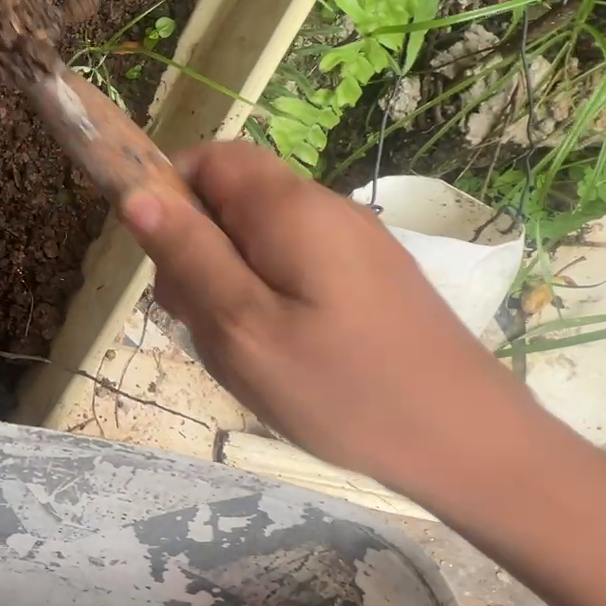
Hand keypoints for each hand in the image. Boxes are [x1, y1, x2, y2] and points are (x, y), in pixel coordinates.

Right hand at [120, 142, 535, 482]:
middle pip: (229, 200)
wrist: (468, 448)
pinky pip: (287, 269)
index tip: (153, 252)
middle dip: (193, 248)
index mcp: (290, 210)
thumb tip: (136, 194)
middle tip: (196, 317)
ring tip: (236, 346)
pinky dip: (259, 299)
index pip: (209, 158)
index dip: (167, 190)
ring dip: (223, 281)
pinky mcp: (364, 279)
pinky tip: (271, 352)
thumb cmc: (342, 388)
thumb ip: (187, 254)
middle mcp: (324, 211)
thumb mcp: (240, 326)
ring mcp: (350, 246)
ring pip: (254, 240)